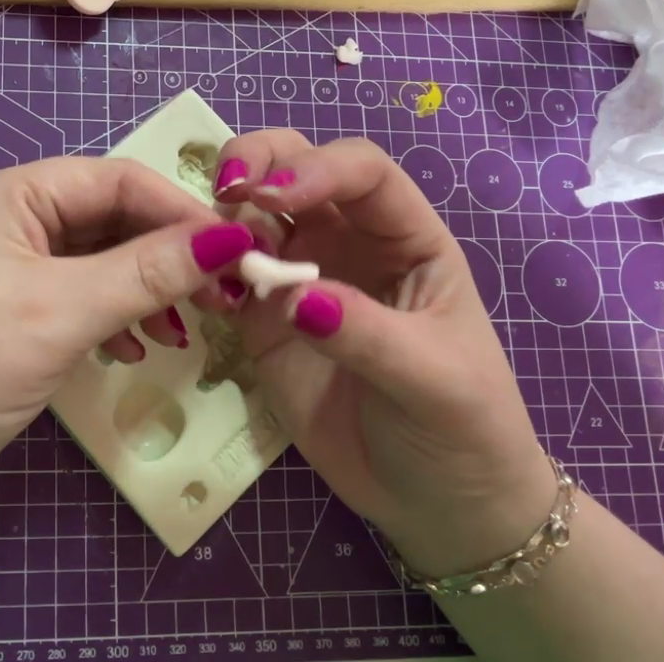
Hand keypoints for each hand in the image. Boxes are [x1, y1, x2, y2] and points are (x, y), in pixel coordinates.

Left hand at [0, 157, 259, 564]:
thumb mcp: (61, 313)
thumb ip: (148, 272)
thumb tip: (233, 237)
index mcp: (12, 191)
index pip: (117, 179)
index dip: (182, 211)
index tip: (244, 251)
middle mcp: (9, 215)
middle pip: (110, 217)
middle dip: (168, 255)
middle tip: (226, 298)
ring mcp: (7, 264)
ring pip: (99, 259)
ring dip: (146, 289)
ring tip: (184, 332)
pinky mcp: (10, 310)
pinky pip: (79, 295)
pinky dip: (114, 315)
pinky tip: (136, 348)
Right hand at [211, 133, 556, 576]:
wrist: (433, 503)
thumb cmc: (463, 431)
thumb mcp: (435, 382)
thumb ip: (366, 334)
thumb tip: (293, 296)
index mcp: (405, 237)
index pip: (363, 172)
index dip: (317, 168)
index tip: (271, 195)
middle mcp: (347, 240)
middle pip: (296, 166)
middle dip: (257, 161)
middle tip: (224, 189)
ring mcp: (299, 273)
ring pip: (252, 211)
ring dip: (224, 212)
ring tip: (204, 248)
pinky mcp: (262, 314)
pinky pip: (226, 270)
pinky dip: (205, 264)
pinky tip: (200, 286)